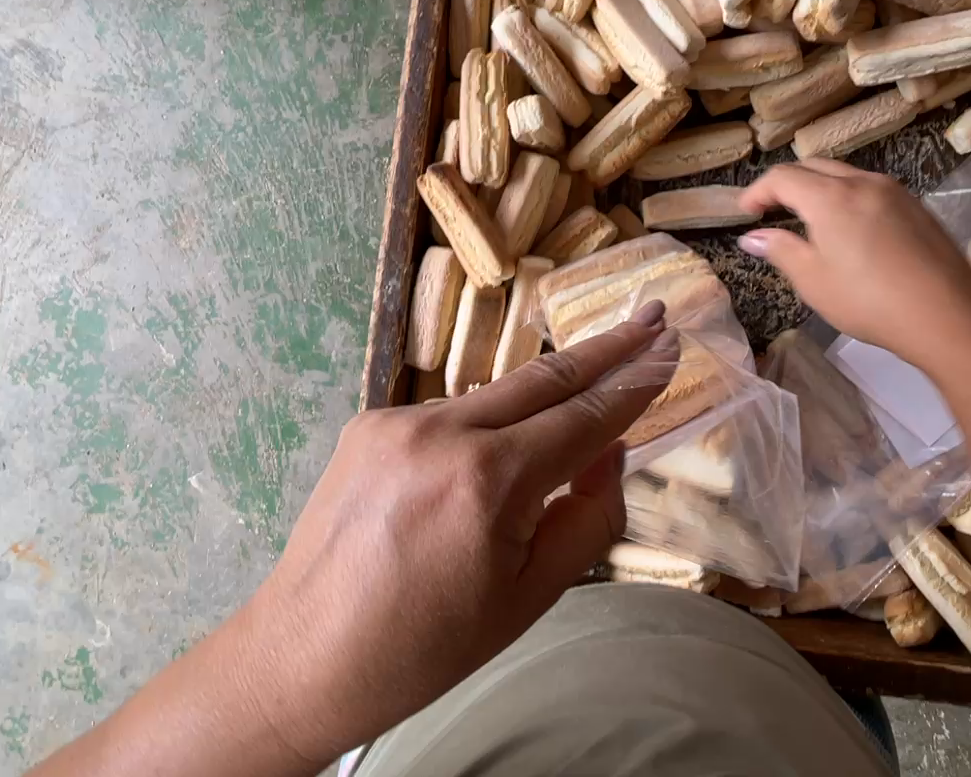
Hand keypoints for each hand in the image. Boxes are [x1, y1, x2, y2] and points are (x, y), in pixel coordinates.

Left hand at [37, 304, 681, 776]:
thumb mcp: (530, 596)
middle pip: (544, 377)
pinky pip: (449, 414)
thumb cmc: (428, 644)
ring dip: (542, 398)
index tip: (668, 347)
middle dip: (606, 348)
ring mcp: (399, 419)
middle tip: (651, 315)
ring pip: (495, 398)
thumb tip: (610, 450)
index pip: (584, 418)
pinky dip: (483, 428)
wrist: (303, 656)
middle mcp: (443, 431)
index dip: (633, 382)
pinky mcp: (368, 421)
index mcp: (490, 482)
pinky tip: (483, 465)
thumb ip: (587, 515)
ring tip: (580, 397)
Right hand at [737, 160, 970, 375]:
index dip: (757, 191)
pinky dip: (845, 196)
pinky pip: (869, 188)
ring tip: (807, 218)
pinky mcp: (916, 207)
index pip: (782, 177)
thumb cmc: (870, 301)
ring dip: (817, 187)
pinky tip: (848, 228)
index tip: (745, 212)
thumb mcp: (813, 280)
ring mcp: (894, 191)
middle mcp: (862, 182)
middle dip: (786, 184)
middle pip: (812, 166)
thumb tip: (753, 236)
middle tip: (771, 211)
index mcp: (830, 197)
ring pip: (844, 174)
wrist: (949, 316)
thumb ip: (780, 250)